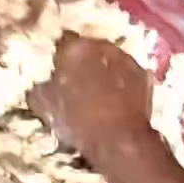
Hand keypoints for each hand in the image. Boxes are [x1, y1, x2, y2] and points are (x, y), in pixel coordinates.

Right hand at [31, 33, 160, 172]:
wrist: (119, 140)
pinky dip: (121, 81)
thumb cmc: (76, 120)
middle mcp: (102, 46)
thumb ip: (39, 86)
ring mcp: (127, 59)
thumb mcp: (43, 105)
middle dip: (82, 61)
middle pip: (88, 48)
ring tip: (97, 91)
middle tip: (75, 81)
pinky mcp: (144, 75)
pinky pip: (126, 73)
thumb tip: (41, 83)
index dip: (58, 57)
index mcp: (74, 48)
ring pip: (109, 59)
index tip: (56, 71)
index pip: (61, 42)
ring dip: (102, 69)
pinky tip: (116, 98)